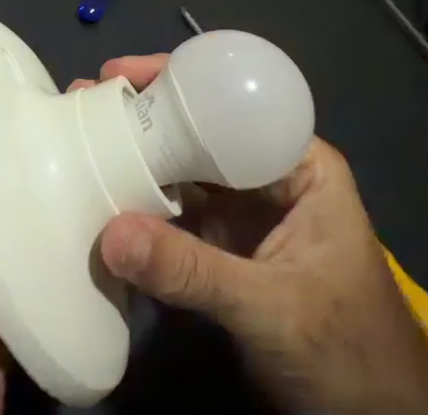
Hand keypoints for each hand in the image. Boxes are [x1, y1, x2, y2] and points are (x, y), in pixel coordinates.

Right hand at [72, 55, 427, 414]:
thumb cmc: (350, 353)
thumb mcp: (272, 308)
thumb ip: (193, 272)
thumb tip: (109, 233)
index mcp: (299, 168)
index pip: (232, 107)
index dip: (175, 82)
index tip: (117, 76)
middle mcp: (267, 181)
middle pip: (199, 134)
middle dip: (143, 118)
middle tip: (81, 102)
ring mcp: (244, 218)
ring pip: (182, 175)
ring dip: (134, 161)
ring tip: (77, 141)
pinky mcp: (223, 255)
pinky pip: (174, 220)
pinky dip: (139, 212)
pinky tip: (97, 201)